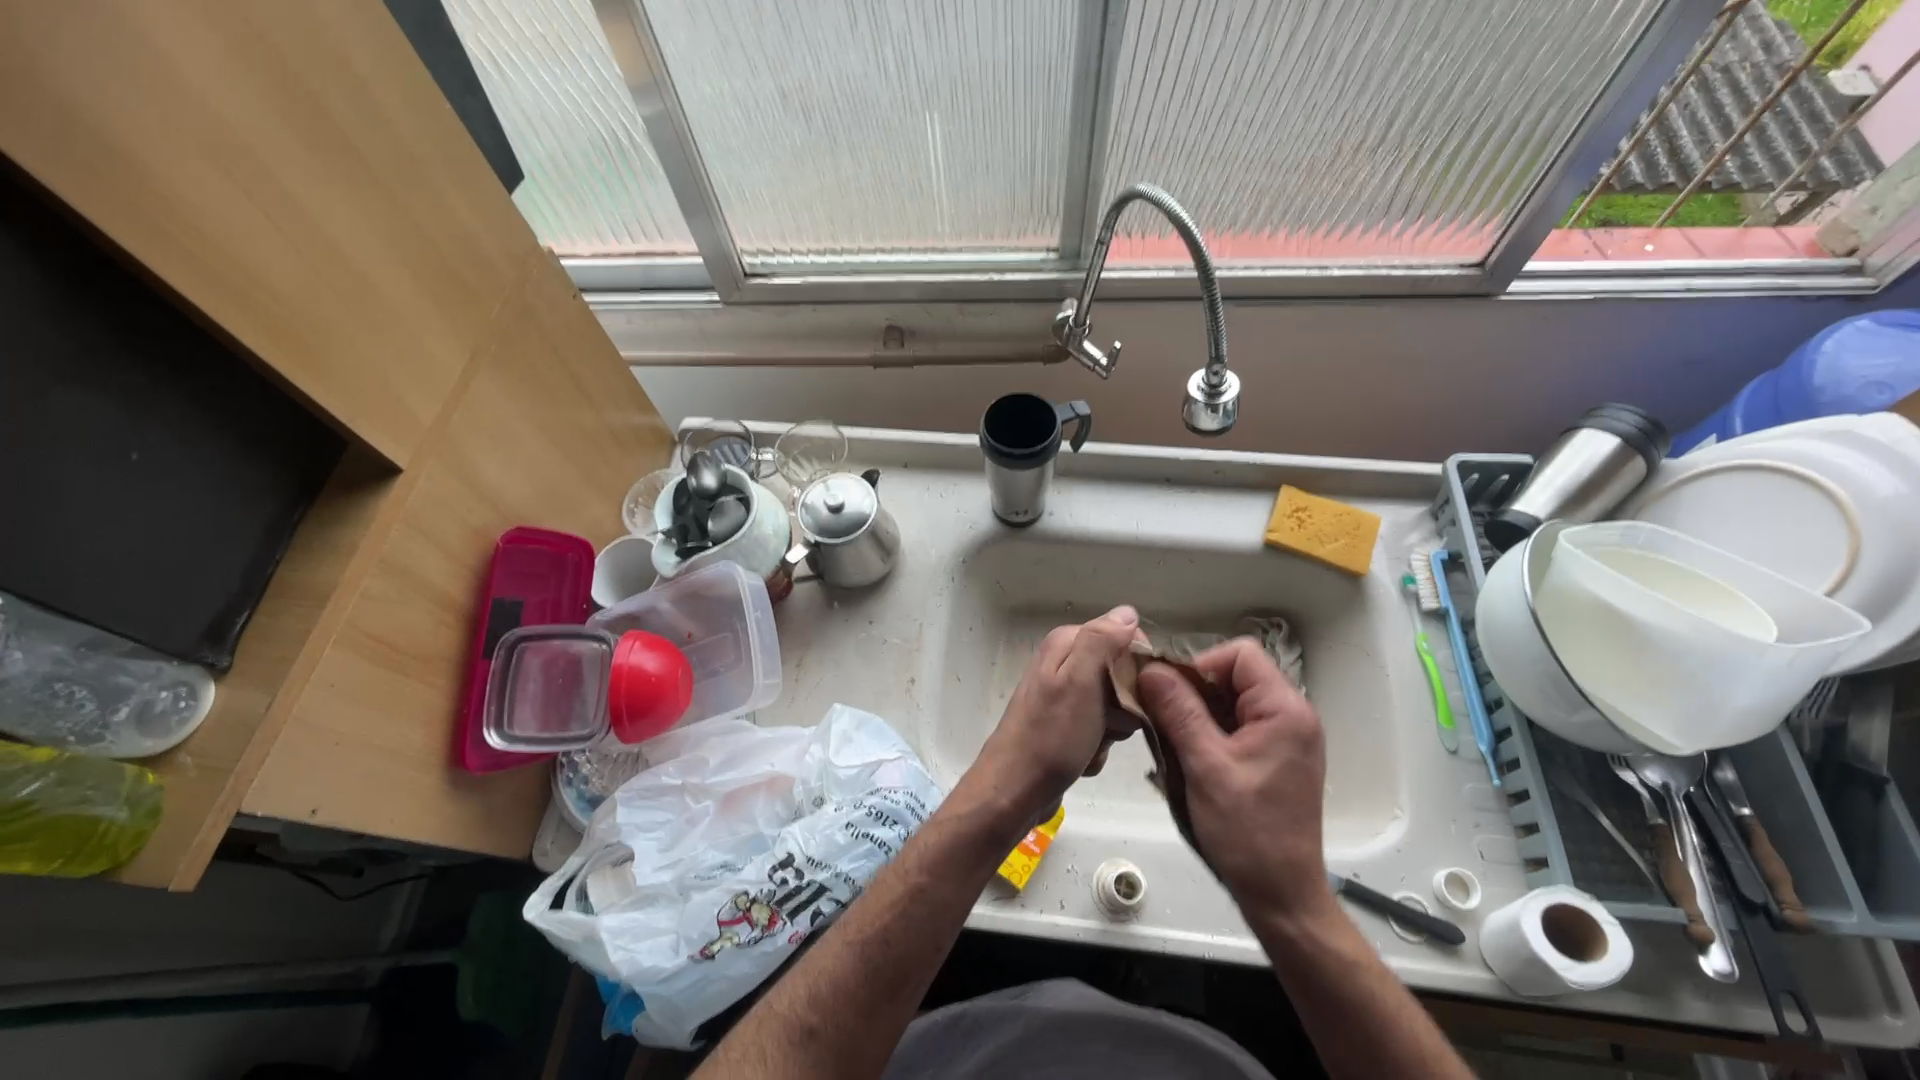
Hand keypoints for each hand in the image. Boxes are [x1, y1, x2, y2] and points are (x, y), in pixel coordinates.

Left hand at [967, 605, 1139, 825]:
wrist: (1015, 790)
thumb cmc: (1050, 737)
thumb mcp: (1080, 682)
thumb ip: (1101, 642)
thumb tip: (1128, 611)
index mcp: (1066, 644)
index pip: (1125, 637)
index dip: (1137, 666)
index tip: (1135, 693)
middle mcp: (1063, 664)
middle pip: (1122, 673)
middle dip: (1125, 704)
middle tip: (1109, 723)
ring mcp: (1064, 697)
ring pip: (1115, 706)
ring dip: (1112, 730)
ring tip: (1093, 743)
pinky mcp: (1066, 726)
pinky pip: (1100, 730)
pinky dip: (1097, 747)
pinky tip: (1083, 759)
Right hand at [1136, 638, 1331, 922]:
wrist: (1281, 894)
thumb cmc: (1246, 831)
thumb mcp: (1205, 766)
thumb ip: (1178, 712)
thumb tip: (1150, 670)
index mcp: (1285, 710)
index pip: (1239, 655)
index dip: (1199, 665)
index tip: (1169, 695)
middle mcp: (1293, 717)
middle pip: (1235, 677)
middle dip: (1193, 692)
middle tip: (1163, 720)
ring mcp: (1286, 740)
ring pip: (1232, 704)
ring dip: (1198, 716)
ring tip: (1172, 743)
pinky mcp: (1276, 761)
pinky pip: (1237, 729)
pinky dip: (1210, 736)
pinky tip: (1188, 760)